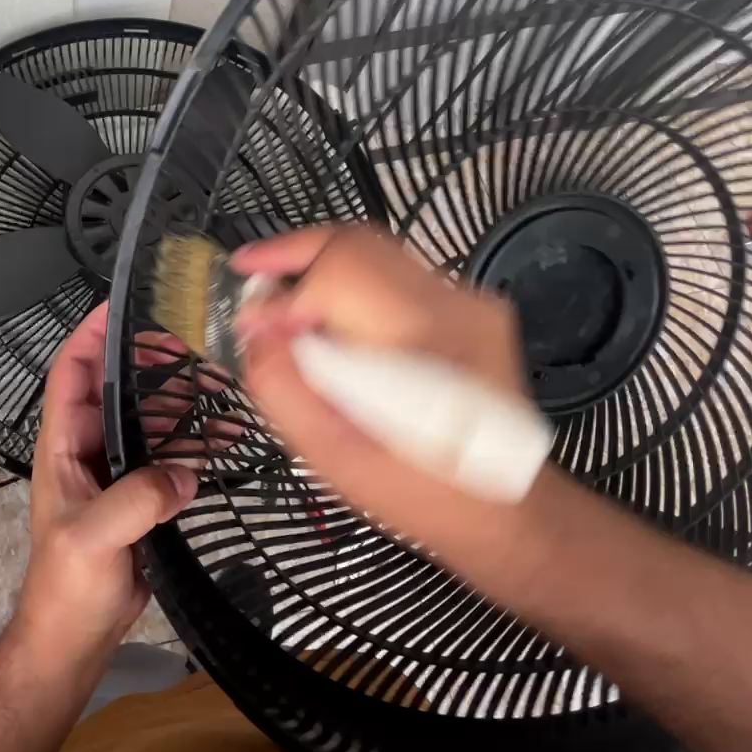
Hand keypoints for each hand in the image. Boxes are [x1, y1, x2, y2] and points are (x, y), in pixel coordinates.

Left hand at [11, 305, 197, 666]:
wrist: (75, 635)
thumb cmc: (65, 586)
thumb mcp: (91, 539)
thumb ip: (134, 500)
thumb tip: (182, 474)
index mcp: (62, 445)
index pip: (71, 373)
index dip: (91, 335)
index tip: (120, 307)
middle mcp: (86, 448)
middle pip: (116, 386)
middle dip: (150, 363)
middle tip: (191, 347)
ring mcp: (113, 470)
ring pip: (146, 418)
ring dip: (178, 401)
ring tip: (217, 388)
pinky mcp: (138, 493)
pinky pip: (165, 454)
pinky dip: (191, 442)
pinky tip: (222, 438)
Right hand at [231, 225, 551, 557]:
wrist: (505, 508)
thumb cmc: (414, 490)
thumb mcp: (332, 455)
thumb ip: (281, 385)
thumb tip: (254, 325)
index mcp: (424, 343)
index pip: (339, 271)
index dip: (283, 291)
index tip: (249, 322)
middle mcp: (453, 305)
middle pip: (355, 243)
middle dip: (292, 253)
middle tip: (247, 271)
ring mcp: (466, 300)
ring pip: (372, 249)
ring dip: (315, 263)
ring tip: (274, 290)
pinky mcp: (466, 305)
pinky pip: (389, 269)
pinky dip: (344, 278)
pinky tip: (320, 311)